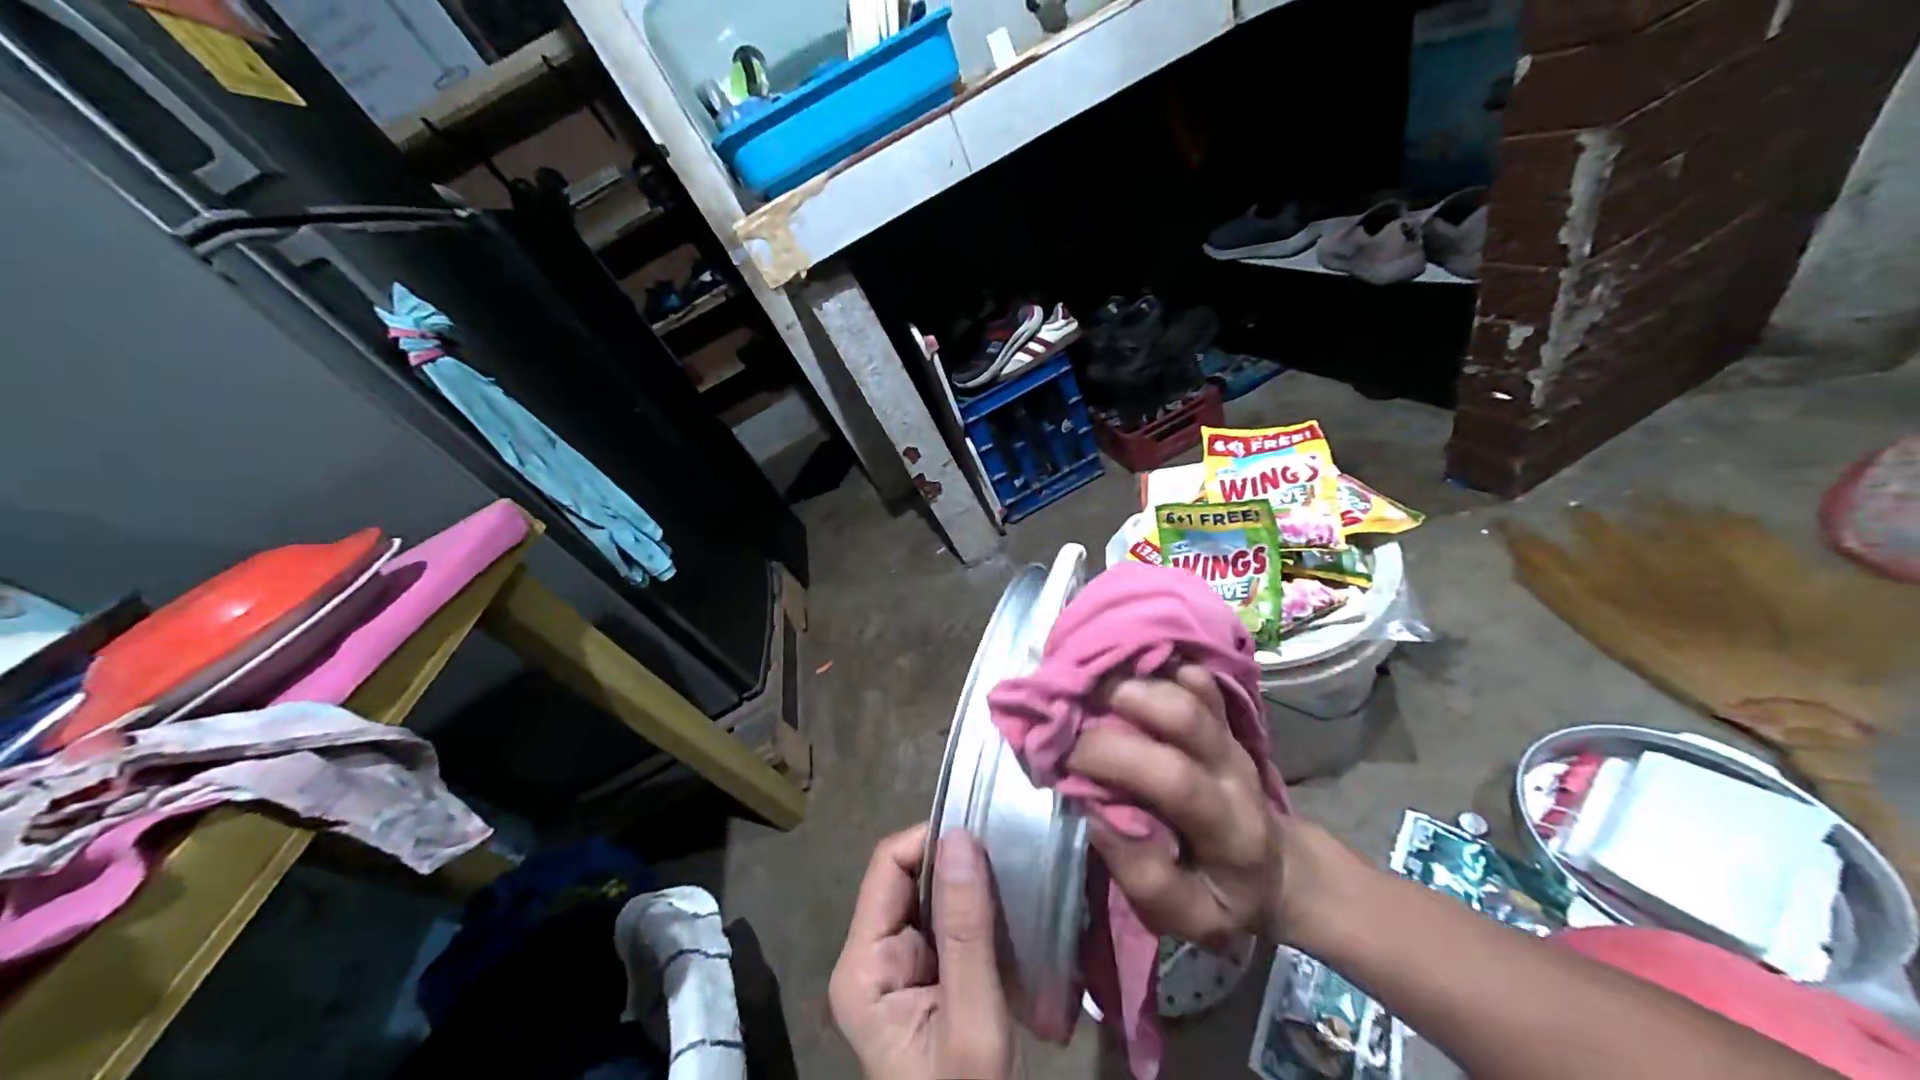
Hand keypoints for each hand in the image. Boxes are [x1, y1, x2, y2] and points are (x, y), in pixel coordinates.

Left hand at [829, 825, 1013, 1079]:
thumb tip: (961, 835)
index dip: (931, 840)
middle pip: (907, 878)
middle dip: (955, 862)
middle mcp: (871, 957)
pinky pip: (946, 924)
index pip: (888, 867)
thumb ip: (965, 929)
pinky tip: (1008, 907)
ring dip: (969, 885)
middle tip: (1009, 854)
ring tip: (1014, 873)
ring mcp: (897, 968)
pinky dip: (976, 911)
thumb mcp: (973, 1020)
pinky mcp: (924, 978)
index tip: (986, 835)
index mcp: (863, 965)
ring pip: (930, 897)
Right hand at [1066, 664, 1298, 947]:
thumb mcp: (1184, 916)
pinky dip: (1154, 663)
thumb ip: (1140, 872)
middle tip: (1069, 708)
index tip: (1062, 756)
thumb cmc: (1220, 895)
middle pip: (1183, 713)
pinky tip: (1119, 668)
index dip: (1111, 756)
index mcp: (1229, 826)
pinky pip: (1192, 674)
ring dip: (1130, 676)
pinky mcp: (1224, 716)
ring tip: (1084, 683)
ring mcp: (1231, 734)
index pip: (1174, 777)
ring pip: (1186, 685)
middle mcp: (1232, 768)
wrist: (1276, 868)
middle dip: (1118, 701)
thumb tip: (1092, 811)